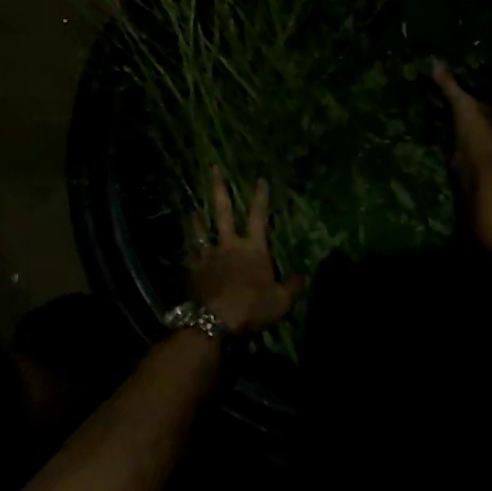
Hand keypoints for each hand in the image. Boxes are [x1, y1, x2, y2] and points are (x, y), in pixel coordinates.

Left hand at [187, 168, 306, 337]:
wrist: (217, 322)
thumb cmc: (254, 307)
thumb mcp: (282, 300)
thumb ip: (293, 286)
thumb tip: (303, 277)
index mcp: (254, 249)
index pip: (259, 217)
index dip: (260, 198)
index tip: (259, 180)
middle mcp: (230, 245)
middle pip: (224, 212)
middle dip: (220, 189)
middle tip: (213, 169)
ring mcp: (210, 256)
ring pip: (202, 230)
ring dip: (199, 218)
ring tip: (194, 208)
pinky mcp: (195, 270)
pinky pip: (192, 254)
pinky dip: (190, 247)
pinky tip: (187, 245)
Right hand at [430, 60, 491, 186]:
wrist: (476, 170)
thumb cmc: (476, 134)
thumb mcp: (462, 105)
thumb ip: (450, 86)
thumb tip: (435, 60)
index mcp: (484, 110)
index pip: (469, 92)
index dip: (455, 83)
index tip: (436, 73)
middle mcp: (478, 123)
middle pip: (459, 107)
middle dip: (445, 100)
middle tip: (421, 86)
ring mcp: (467, 139)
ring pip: (450, 122)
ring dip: (438, 116)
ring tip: (416, 103)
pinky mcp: (456, 153)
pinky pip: (442, 137)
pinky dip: (433, 132)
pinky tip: (420, 126)